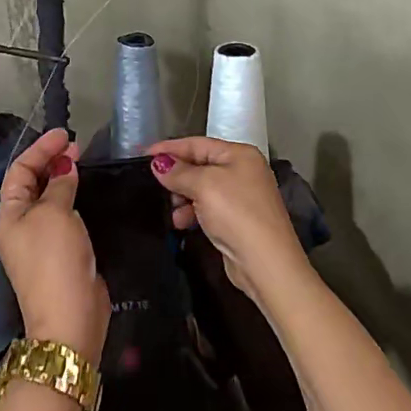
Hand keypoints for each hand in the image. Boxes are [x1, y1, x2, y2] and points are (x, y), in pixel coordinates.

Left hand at [0, 128, 109, 364]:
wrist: (70, 320)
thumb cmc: (54, 260)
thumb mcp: (55, 214)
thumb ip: (59, 185)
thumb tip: (65, 166)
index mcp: (8, 213)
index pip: (20, 169)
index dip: (41, 149)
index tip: (65, 136)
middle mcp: (20, 223)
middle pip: (32, 182)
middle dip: (52, 162)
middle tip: (77, 147)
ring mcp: (40, 240)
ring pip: (49, 198)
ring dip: (63, 179)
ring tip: (82, 162)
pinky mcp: (61, 254)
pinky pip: (64, 217)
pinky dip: (73, 200)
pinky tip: (88, 192)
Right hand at [146, 136, 307, 298]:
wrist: (267, 266)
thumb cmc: (236, 215)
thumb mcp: (202, 186)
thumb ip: (177, 172)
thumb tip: (157, 164)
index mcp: (239, 155)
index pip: (196, 144)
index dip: (168, 148)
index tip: (143, 154)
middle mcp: (243, 171)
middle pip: (198, 165)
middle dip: (176, 176)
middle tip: (155, 184)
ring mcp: (242, 196)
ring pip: (201, 188)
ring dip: (182, 197)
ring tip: (171, 210)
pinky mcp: (238, 219)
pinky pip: (208, 206)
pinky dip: (193, 211)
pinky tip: (182, 222)